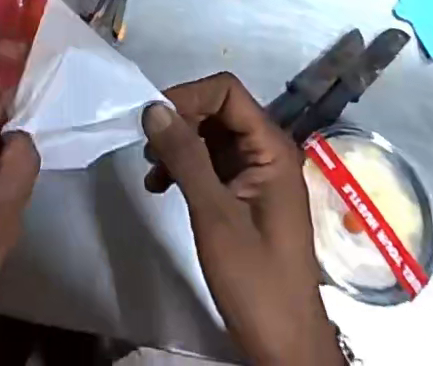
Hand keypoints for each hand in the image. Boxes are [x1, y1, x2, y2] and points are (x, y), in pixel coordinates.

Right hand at [142, 75, 342, 365]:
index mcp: (271, 147)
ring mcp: (256, 172)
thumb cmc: (255, 279)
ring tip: (151, 171)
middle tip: (147, 149)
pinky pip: (211, 162)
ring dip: (178, 146)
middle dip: (180, 122)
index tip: (152, 119)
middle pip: (218, 110)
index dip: (188, 96)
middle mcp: (266, 150)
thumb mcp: (215, 215)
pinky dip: (185, 167)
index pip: (227, 92)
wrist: (285, 346)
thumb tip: (154, 107)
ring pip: (211, 135)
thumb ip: (186, 157)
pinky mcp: (245, 193)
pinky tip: (160, 188)